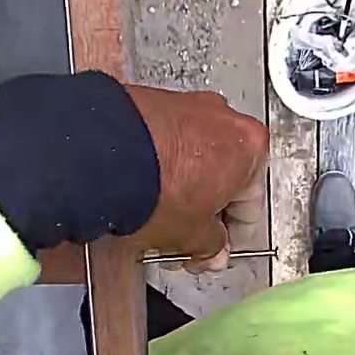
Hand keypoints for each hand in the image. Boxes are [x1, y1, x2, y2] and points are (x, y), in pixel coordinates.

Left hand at [123, 86, 267, 269]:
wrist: (103, 156)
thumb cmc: (156, 185)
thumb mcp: (194, 234)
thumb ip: (212, 246)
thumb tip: (212, 249)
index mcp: (251, 148)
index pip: (251, 207)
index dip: (230, 238)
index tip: (214, 250)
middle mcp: (225, 119)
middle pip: (223, 181)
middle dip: (204, 215)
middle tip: (187, 240)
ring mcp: (188, 106)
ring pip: (194, 162)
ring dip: (182, 193)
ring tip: (159, 219)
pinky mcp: (153, 104)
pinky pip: (166, 145)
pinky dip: (160, 170)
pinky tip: (143, 194)